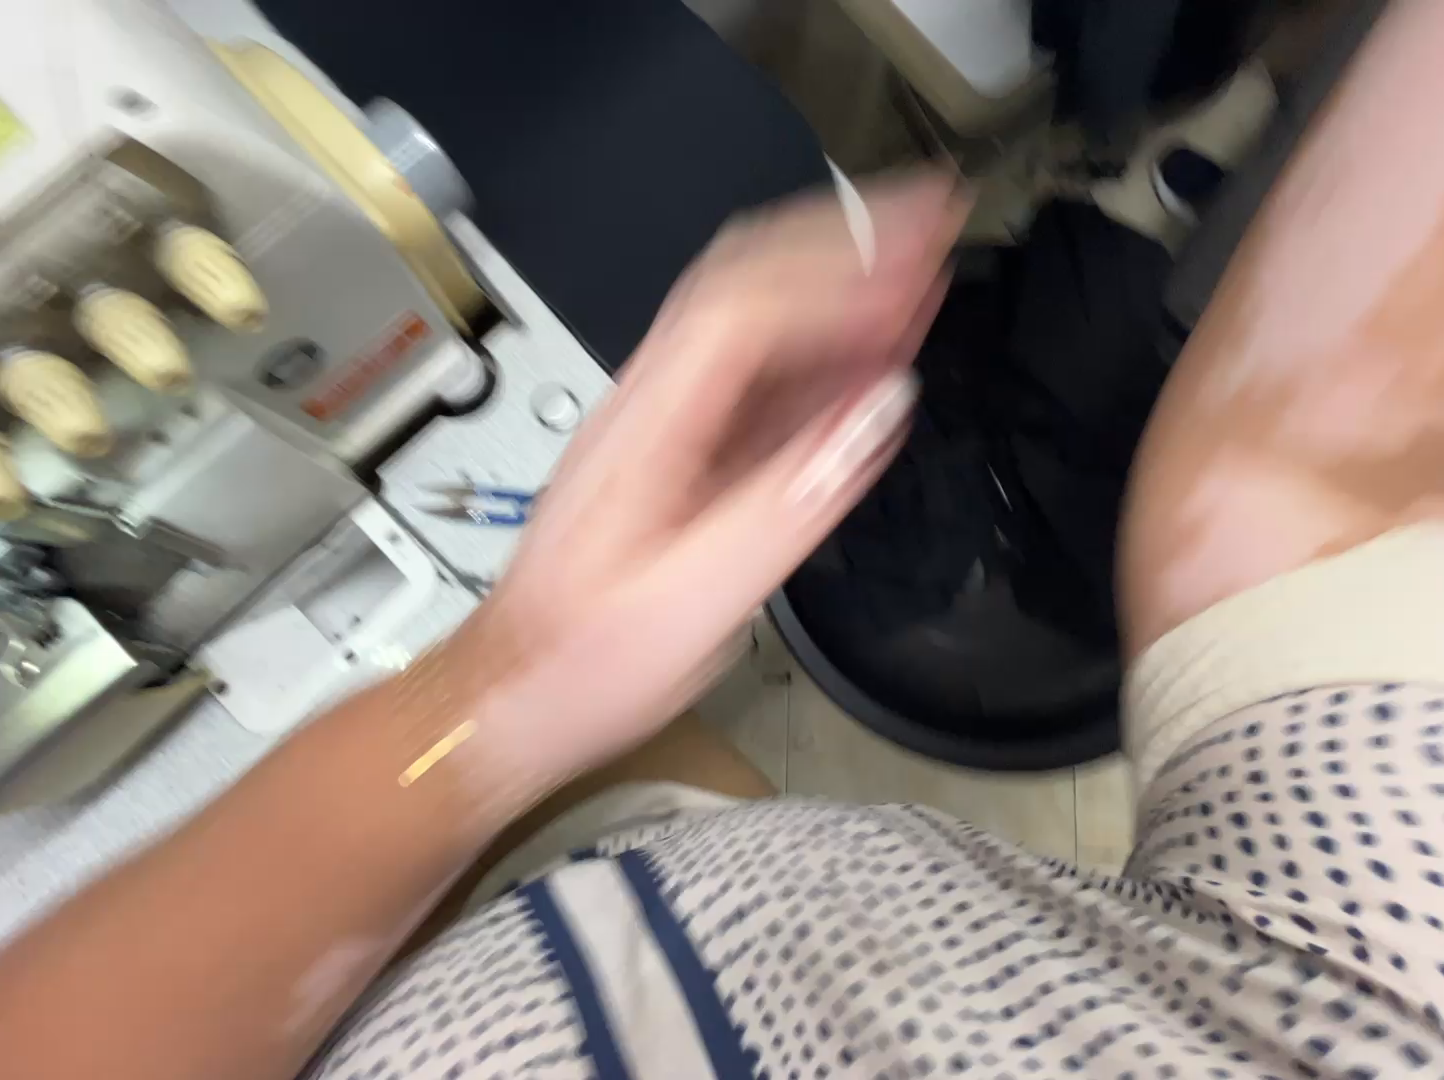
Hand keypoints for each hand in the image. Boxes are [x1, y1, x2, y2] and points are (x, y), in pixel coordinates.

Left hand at [457, 174, 965, 777]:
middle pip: (747, 291)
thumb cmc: (586, 660)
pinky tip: (865, 369)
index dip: (836, 277)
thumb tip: (877, 414)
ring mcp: (669, 433)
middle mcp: (654, 409)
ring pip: (758, 337)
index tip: (915, 264)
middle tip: (926, 225)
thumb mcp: (694, 596)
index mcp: (647, 426)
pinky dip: (820, 370)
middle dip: (841, 249)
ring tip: (917, 282)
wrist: (517, 696)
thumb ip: (789, 501)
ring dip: (839, 301)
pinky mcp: (685, 465)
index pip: (744, 310)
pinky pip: (759, 396)